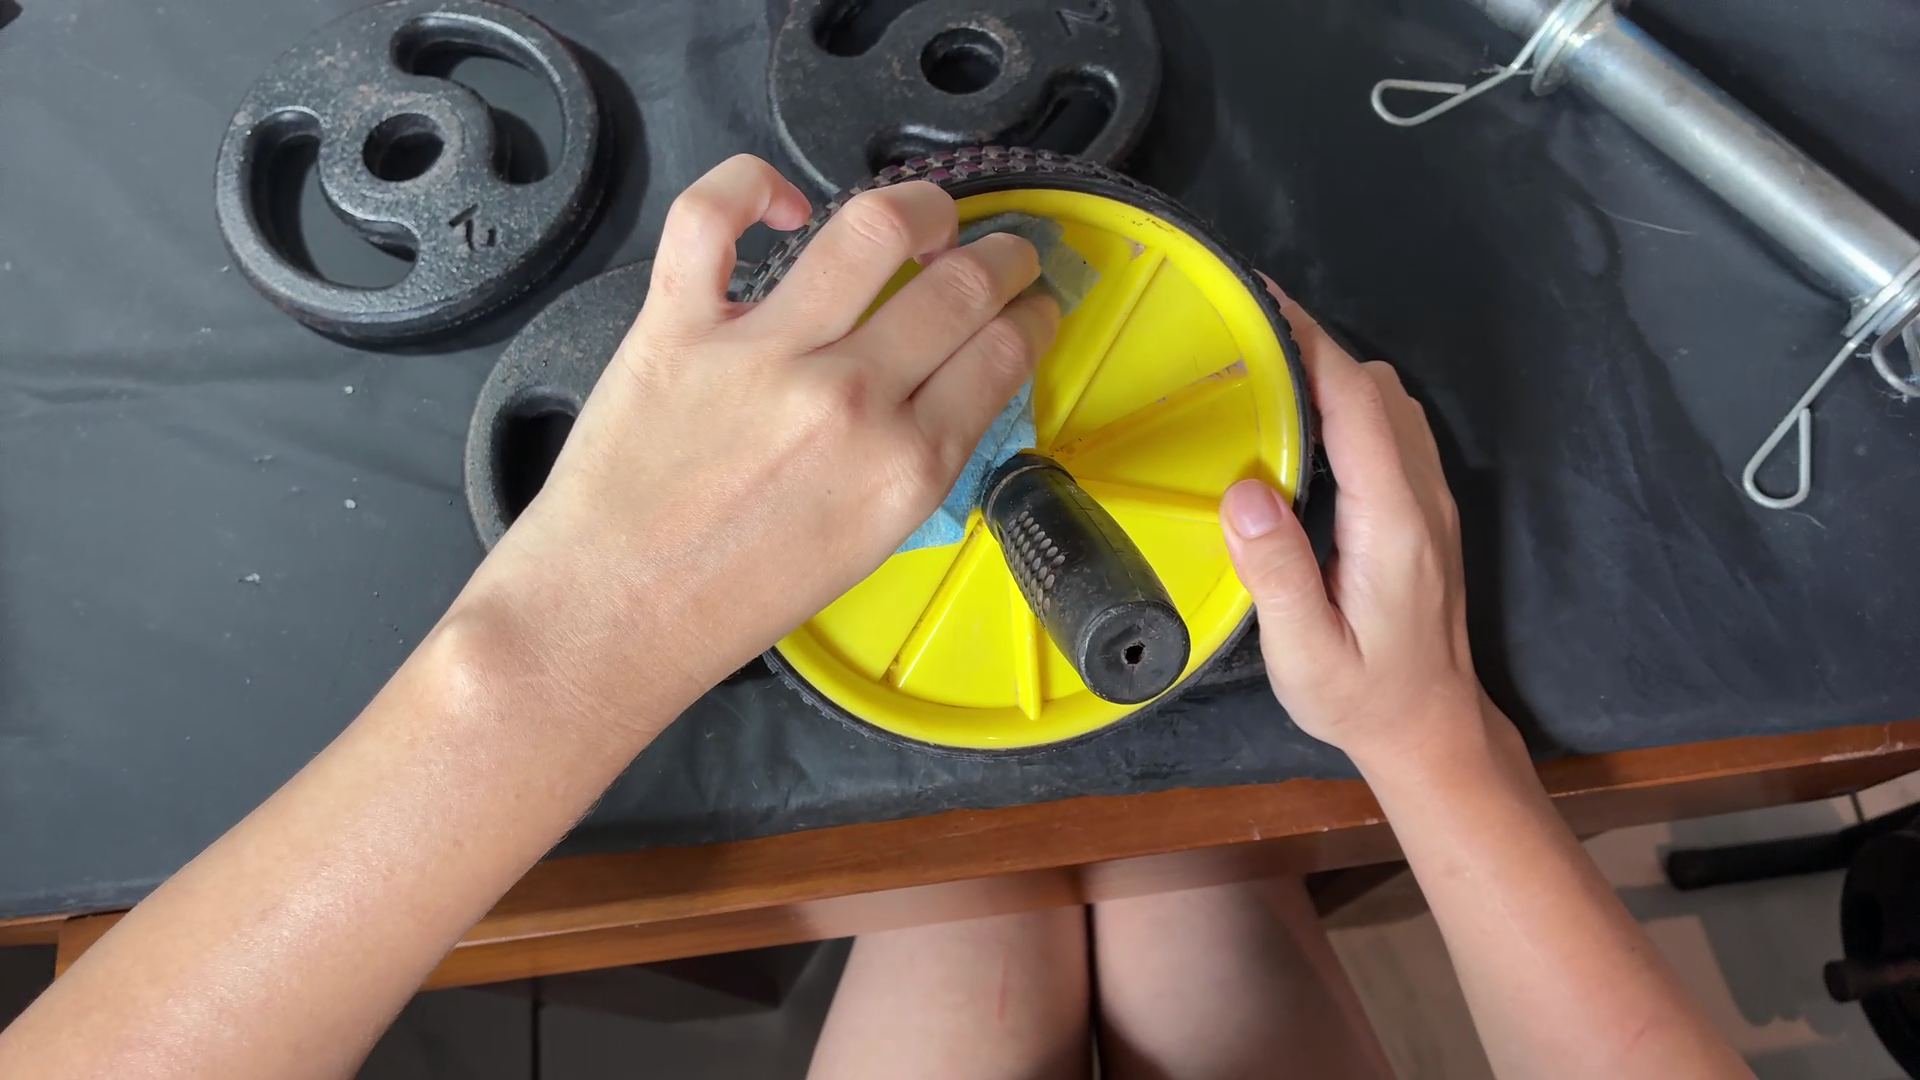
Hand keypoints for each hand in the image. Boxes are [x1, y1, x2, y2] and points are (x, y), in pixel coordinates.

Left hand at [468, 155, 1059, 719]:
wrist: (618, 616)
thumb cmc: (745, 597)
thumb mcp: (870, 543)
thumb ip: (921, 457)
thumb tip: (953, 381)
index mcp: (907, 467)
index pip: (1001, 356)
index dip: (1032, 317)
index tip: (1034, 305)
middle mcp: (850, 400)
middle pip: (961, 287)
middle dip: (1006, 257)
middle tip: (1006, 254)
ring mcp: (762, 354)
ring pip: (871, 230)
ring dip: (923, 206)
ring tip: (931, 214)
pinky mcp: (676, 325)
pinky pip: (713, 214)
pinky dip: (752, 185)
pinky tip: (783, 203)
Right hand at [1219, 284, 1482, 766]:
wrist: (1430, 728)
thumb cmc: (1360, 696)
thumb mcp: (1305, 651)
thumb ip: (1277, 572)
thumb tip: (1244, 489)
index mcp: (1393, 520)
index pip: (1357, 404)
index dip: (1312, 345)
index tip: (1262, 303)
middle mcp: (1421, 495)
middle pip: (1376, 389)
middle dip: (1314, 348)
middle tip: (1243, 339)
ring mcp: (1428, 500)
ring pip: (1387, 403)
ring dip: (1330, 372)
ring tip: (1263, 371)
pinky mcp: (1421, 510)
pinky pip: (1387, 430)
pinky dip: (1344, 403)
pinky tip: (1300, 423)